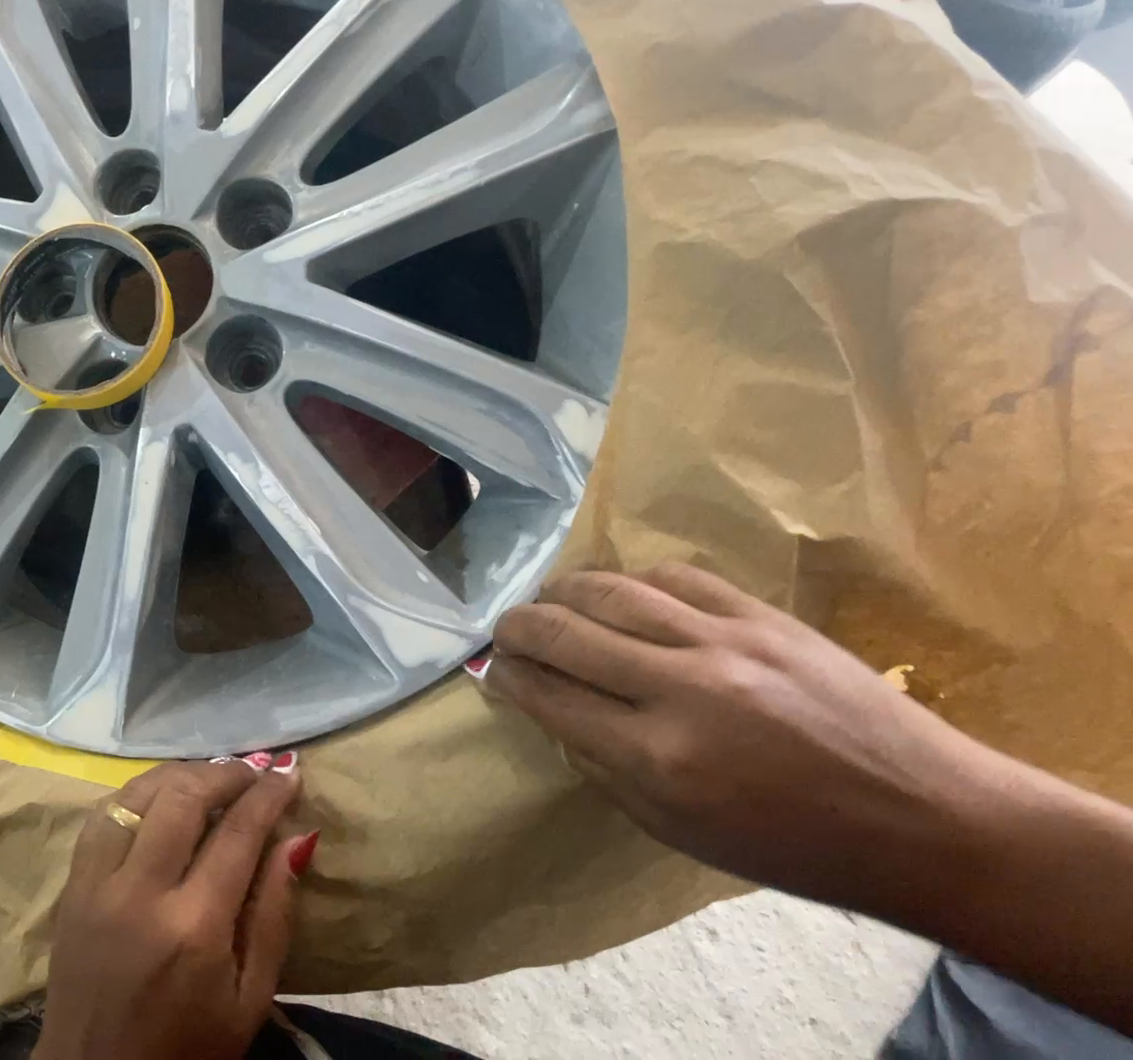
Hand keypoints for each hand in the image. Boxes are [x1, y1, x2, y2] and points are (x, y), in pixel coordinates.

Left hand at [34, 760, 314, 1059]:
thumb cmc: (187, 1050)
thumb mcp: (250, 1000)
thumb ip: (274, 915)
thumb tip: (296, 839)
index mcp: (193, 928)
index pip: (237, 834)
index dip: (268, 794)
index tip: (289, 770)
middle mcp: (140, 893)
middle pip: (184, 798)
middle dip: (225, 774)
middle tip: (252, 770)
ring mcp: (97, 885)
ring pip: (138, 795)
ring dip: (180, 774)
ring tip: (212, 776)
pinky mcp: (72, 886)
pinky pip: (103, 815)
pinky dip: (137, 793)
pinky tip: (162, 794)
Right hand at [478, 564, 1008, 910]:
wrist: (925, 816)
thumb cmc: (791, 844)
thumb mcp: (675, 830)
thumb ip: (601, 765)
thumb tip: (552, 708)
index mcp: (656, 758)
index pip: (547, 694)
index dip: (508, 677)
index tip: (495, 670)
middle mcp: (681, 689)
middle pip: (563, 631)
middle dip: (517, 626)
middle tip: (506, 630)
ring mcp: (725, 642)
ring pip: (610, 590)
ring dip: (562, 591)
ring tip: (548, 599)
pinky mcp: (763, 616)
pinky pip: (674, 576)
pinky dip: (633, 582)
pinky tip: (625, 595)